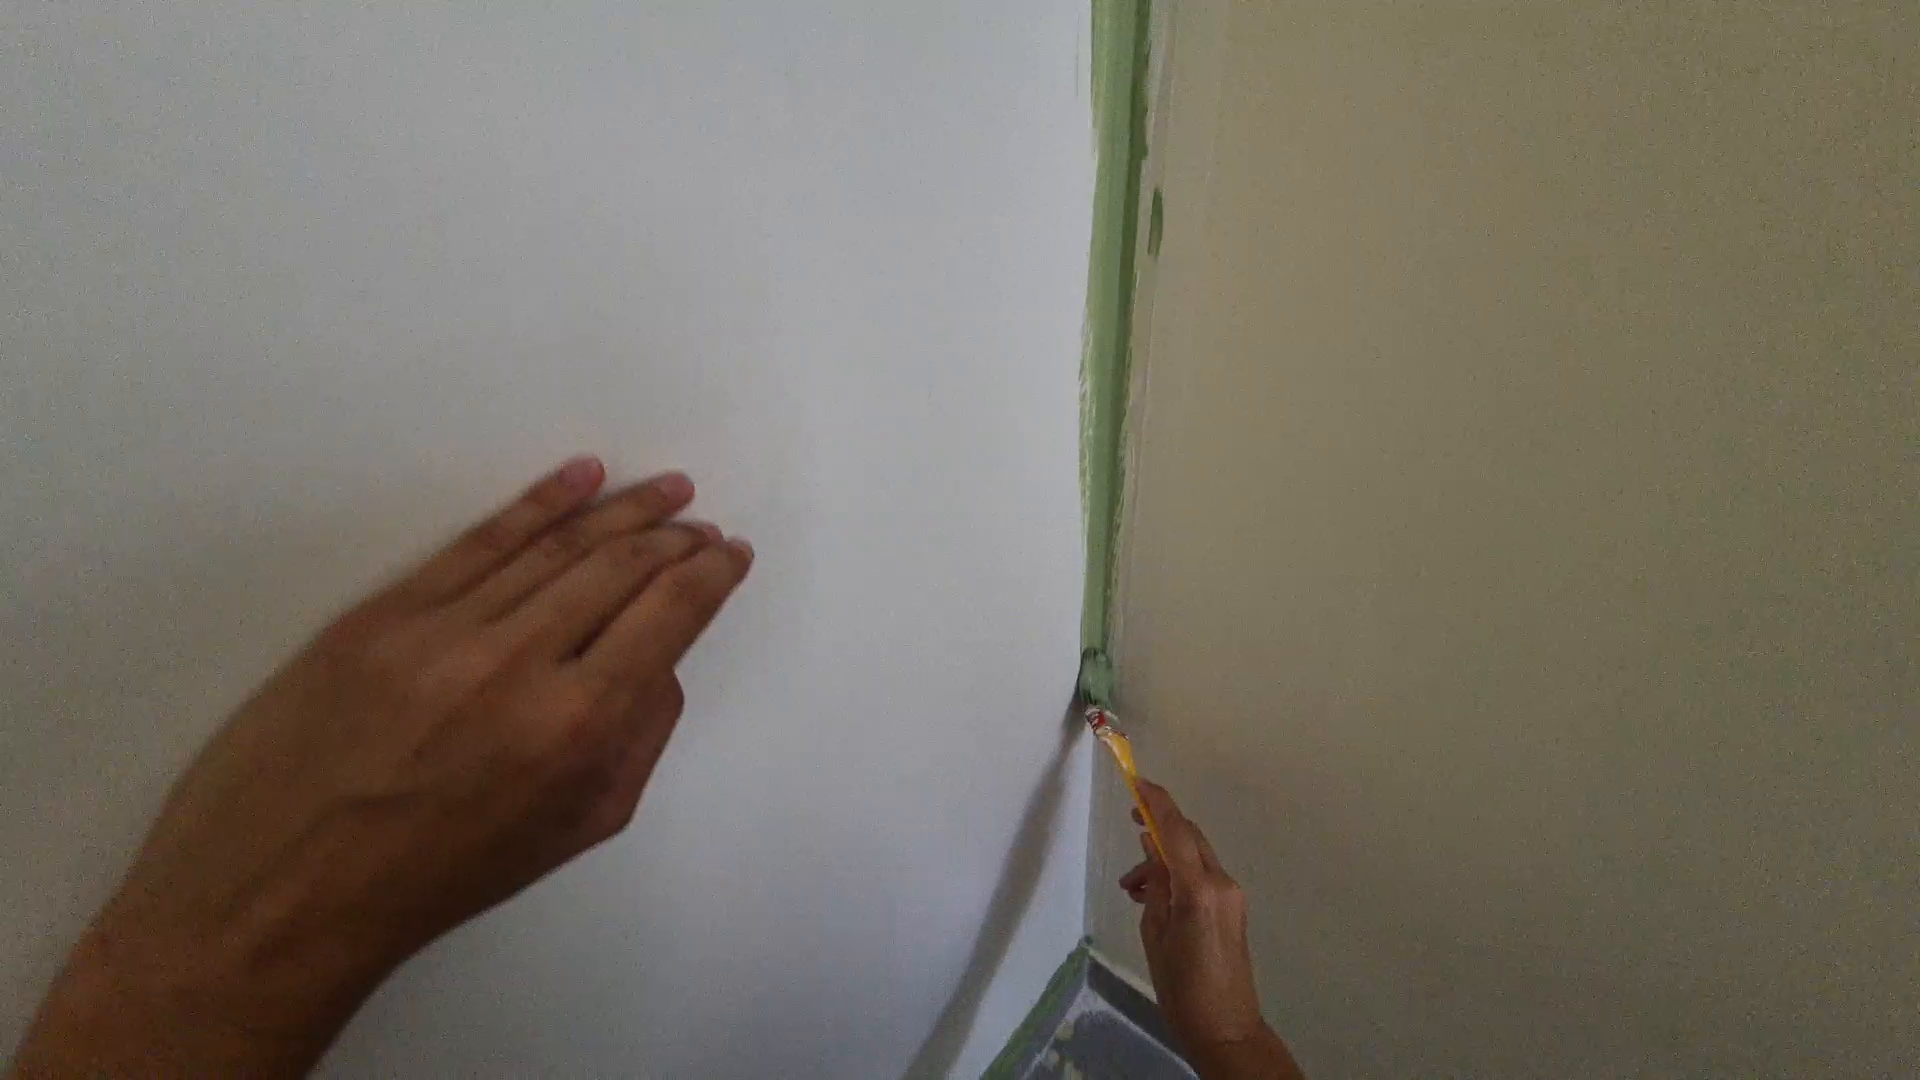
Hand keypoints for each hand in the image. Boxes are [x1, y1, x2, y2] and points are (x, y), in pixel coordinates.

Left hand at [12, 456, 752, 1077]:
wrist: (277, 898)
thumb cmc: (453, 869)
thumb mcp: (586, 822)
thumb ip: (645, 734)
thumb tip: (662, 657)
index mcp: (580, 723)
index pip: (672, 613)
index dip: (713, 573)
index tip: (733, 552)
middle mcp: (522, 662)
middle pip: (624, 567)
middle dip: (678, 538)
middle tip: (703, 526)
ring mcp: (446, 630)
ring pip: (561, 544)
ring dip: (628, 508)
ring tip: (669, 488)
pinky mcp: (385, 614)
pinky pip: (480, 540)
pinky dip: (541, 500)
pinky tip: (584, 474)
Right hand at [1119, 779, 1302, 1078]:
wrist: (1227, 1031)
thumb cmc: (1182, 988)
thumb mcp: (1155, 933)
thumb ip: (1154, 884)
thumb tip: (1151, 844)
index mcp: (1199, 890)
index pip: (1176, 830)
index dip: (1156, 801)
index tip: (1136, 781)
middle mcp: (1221, 884)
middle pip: (1188, 836)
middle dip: (1158, 826)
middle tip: (1130, 821)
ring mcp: (1231, 894)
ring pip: (1192, 854)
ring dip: (1163, 857)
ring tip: (1132, 886)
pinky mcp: (1232, 906)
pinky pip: (1200, 873)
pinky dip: (1176, 873)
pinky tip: (1151, 896)